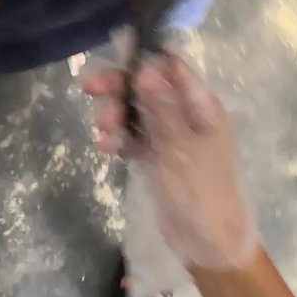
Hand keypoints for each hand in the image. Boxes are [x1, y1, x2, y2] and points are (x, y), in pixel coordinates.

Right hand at [84, 53, 260, 270]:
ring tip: (101, 129)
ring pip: (137, 113)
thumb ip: (161, 106)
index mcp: (202, 106)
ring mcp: (171, 138)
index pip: (172, 68)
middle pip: (149, 88)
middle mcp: (187, 116)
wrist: (207, 242)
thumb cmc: (200, 189)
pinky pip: (134, 138)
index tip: (115, 54)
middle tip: (89, 86)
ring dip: (116, 115)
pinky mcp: (157, 159)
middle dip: (120, 87)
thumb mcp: (179, 145)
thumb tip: (147, 66)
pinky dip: (119, 139)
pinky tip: (104, 147)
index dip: (145, 59)